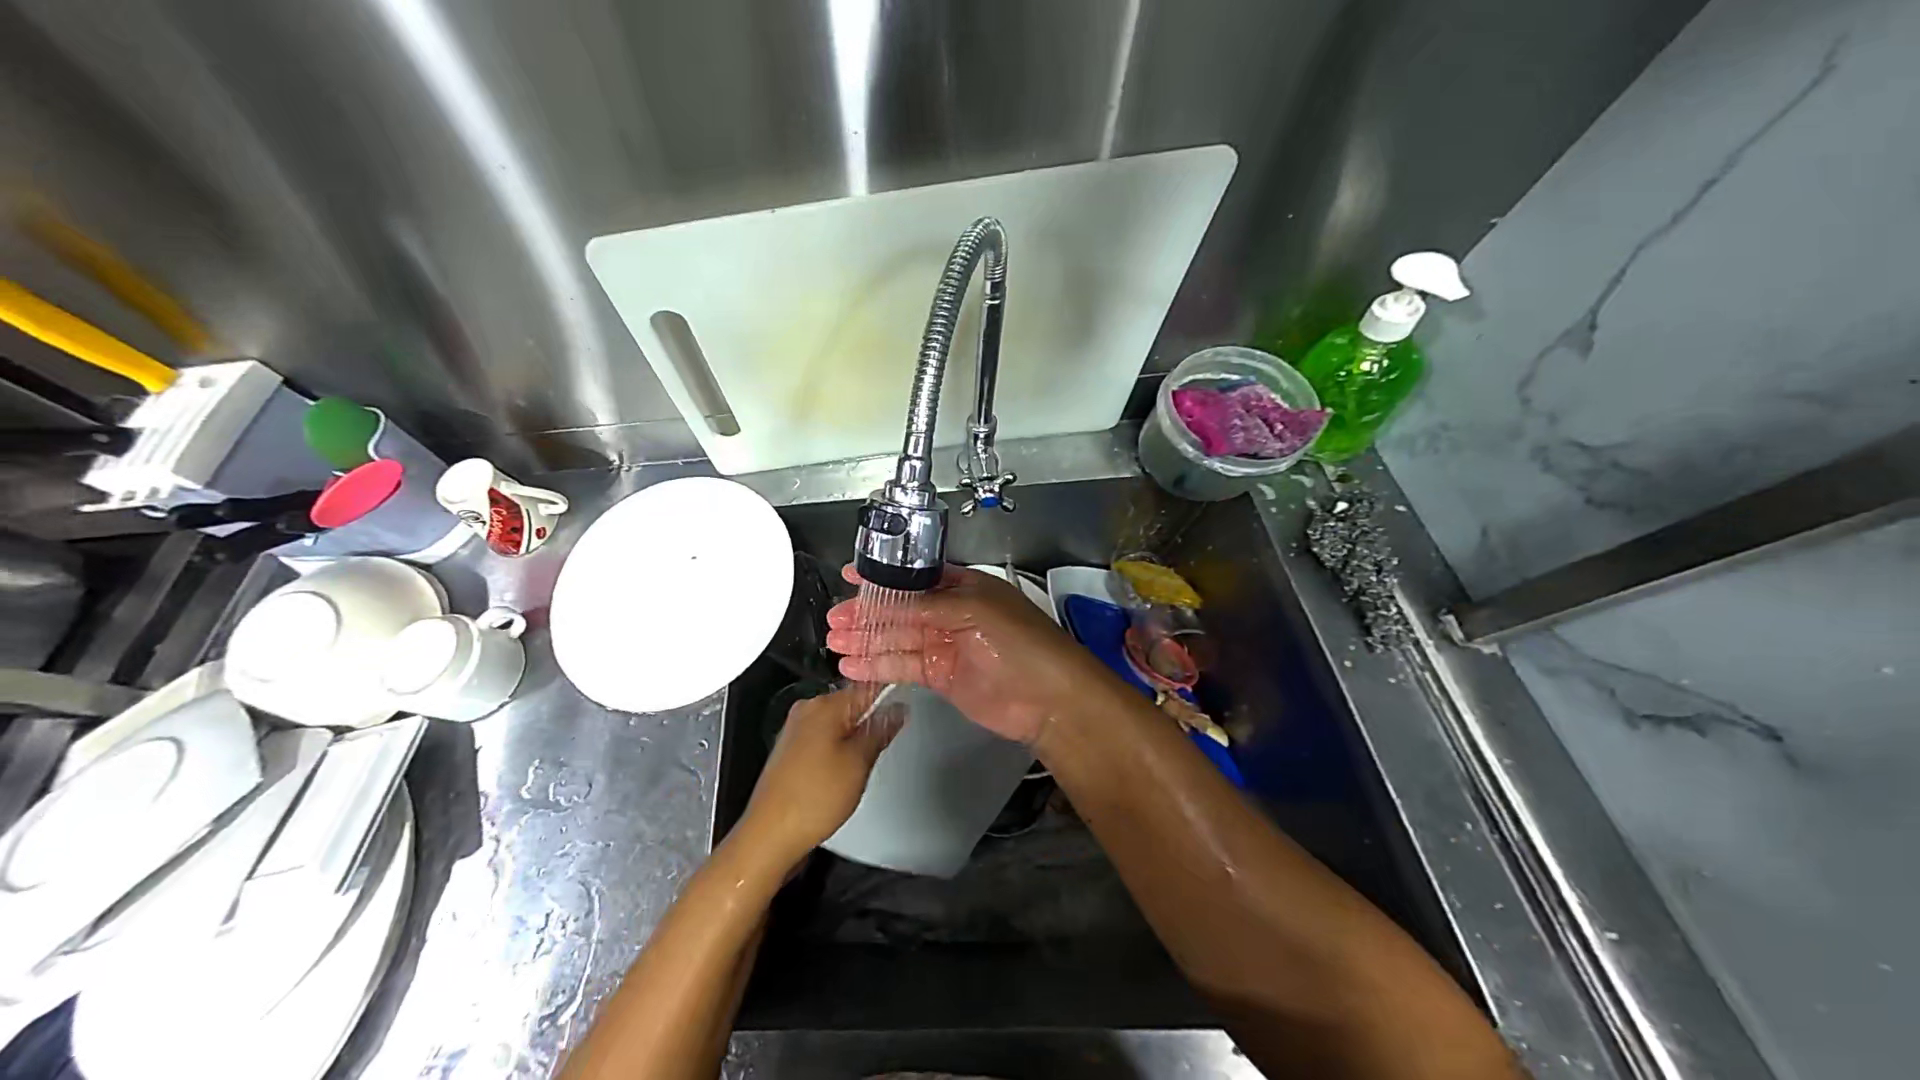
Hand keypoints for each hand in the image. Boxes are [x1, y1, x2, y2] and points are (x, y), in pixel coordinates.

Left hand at [738, 685, 896, 864]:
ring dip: (854, 741)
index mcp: (823, 706)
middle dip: (870, 724)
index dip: (890, 698)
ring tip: (858, 769)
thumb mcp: (860, 761)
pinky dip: (837, 754)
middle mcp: (806, 712)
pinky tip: (840, 777)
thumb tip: (896, 709)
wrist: (770, 836)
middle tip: (880, 749)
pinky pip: (823, 742)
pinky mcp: (791, 753)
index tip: (904, 712)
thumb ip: (881, 729)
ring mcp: (795, 732)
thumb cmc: (812, 799)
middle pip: (851, 706)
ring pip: (838, 726)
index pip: (866, 688)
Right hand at [825, 564, 1119, 745]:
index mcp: (964, 588)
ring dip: (866, 640)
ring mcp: (945, 645)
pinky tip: (855, 666)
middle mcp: (951, 613)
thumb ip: (929, 606)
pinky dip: (878, 666)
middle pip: (900, 610)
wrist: (1049, 698)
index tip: (852, 576)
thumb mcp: (975, 612)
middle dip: (867, 613)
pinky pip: (903, 666)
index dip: (883, 578)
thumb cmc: (1026, 645)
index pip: (915, 578)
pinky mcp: (941, 675)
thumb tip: (892, 600)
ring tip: (835, 642)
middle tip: (836, 618)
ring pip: (897, 639)